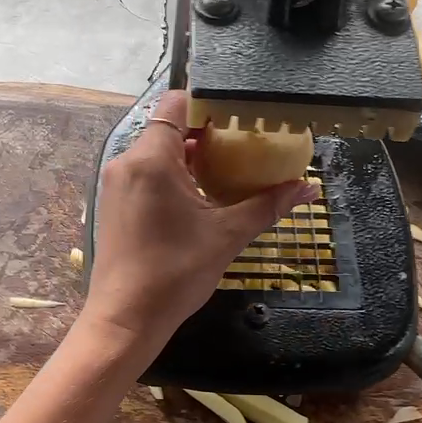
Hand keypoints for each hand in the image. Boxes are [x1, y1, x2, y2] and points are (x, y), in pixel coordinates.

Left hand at [83, 90, 317, 346]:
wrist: (125, 319)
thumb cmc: (174, 273)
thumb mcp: (227, 236)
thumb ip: (267, 205)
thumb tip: (307, 187)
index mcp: (151, 159)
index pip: (176, 104)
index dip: (209, 103)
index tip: (240, 116)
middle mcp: (127, 163)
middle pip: (169, 128)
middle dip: (207, 133)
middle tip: (245, 143)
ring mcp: (117, 185)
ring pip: (156, 153)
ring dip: (191, 157)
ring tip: (229, 170)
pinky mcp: (115, 205)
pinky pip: (146, 175)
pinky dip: (173, 176)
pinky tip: (200, 197)